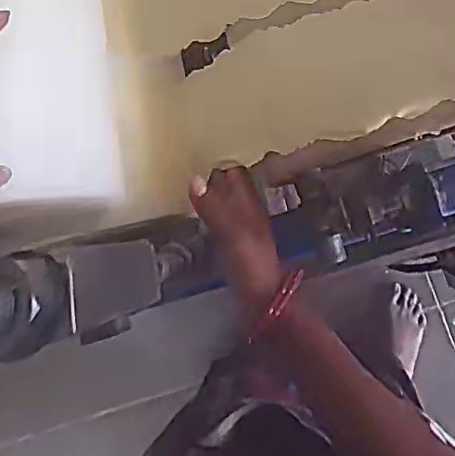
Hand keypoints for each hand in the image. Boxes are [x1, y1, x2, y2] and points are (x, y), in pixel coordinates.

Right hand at [189, 166, 283, 309]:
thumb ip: (214, 207)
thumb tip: (194, 178)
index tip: (201, 152)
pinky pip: (221, 224)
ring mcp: (243, 231)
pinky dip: (210, 217)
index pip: (237, 175)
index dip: (223, 164)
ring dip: (213, 196)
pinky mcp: (236, 249)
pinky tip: (198, 218)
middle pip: (232, 188)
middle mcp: (249, 214)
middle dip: (216, 178)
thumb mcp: (232, 233)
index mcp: (251, 205)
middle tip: (189, 167)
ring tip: (190, 189)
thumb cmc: (252, 264)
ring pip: (227, 205)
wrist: (264, 303)